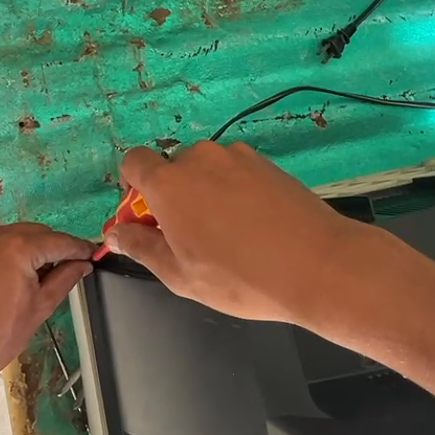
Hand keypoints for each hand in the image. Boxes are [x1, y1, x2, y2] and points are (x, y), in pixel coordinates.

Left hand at [0, 222, 93, 399]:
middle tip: (69, 269)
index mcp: (17, 247)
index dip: (79, 248)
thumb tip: (83, 264)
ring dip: (30, 248)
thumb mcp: (40, 307)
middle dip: (54, 247)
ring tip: (38, 276)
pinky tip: (11, 277)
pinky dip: (7, 253)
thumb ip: (65, 278)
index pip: (59, 241)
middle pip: (36, 233)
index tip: (94, 253)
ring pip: (14, 235)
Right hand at [108, 141, 400, 328]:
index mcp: (169, 183)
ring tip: (228, 236)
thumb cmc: (240, 277)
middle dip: (171, 196)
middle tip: (189, 237)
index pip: (133, 162)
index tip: (145, 216)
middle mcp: (199, 158)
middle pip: (171, 169)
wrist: (319, 265)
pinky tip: (253, 226)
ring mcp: (236, 156)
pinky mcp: (266, 163)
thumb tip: (114, 233)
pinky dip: (233, 192)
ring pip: (205, 171)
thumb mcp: (180, 275)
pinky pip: (234, 172)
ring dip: (204, 193)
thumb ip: (140, 247)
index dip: (132, 186)